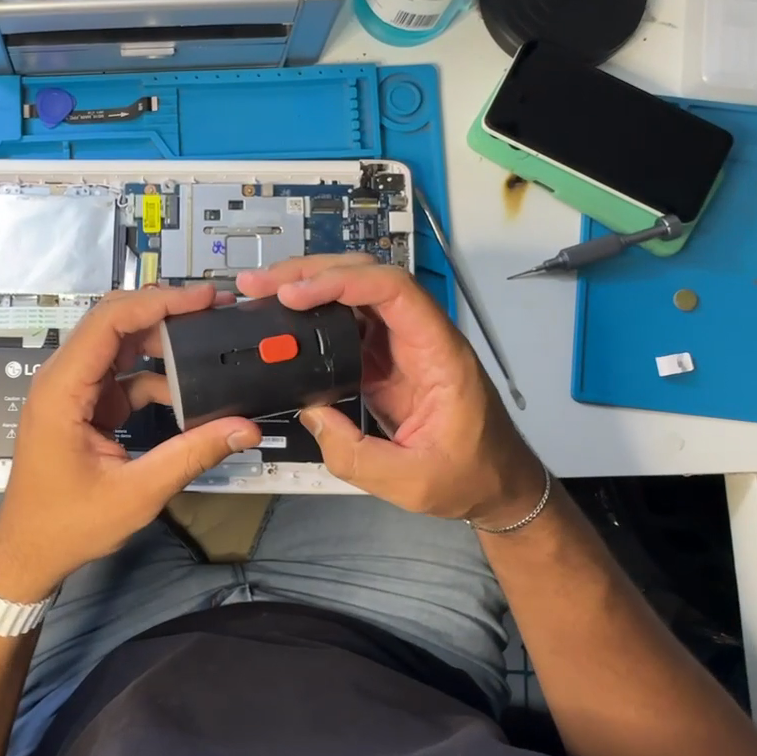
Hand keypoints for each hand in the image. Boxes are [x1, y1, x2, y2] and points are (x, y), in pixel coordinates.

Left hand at [0, 285, 262, 602]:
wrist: (29, 552)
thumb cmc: (69, 524)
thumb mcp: (136, 493)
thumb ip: (191, 455)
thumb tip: (246, 428)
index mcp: (62, 390)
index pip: (109, 322)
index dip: (157, 302)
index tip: (204, 298)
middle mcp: (62, 380)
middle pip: (113, 324)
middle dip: (164, 313)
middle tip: (215, 312)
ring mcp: (72, 392)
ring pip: (119, 348)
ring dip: (162, 345)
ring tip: (210, 345)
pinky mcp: (84, 407)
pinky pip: (121, 378)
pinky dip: (154, 380)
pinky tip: (188, 394)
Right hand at [236, 254, 543, 525]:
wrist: (495, 484)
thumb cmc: (470, 477)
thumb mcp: (412, 480)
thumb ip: (355, 454)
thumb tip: (310, 414)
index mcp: (439, 353)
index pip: (393, 290)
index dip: (342, 282)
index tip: (294, 294)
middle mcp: (420, 338)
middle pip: (368, 277)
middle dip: (312, 271)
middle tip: (261, 282)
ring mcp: (400, 347)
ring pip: (354, 295)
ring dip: (308, 286)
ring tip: (263, 292)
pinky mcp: (383, 362)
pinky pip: (346, 325)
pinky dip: (312, 316)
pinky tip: (284, 320)